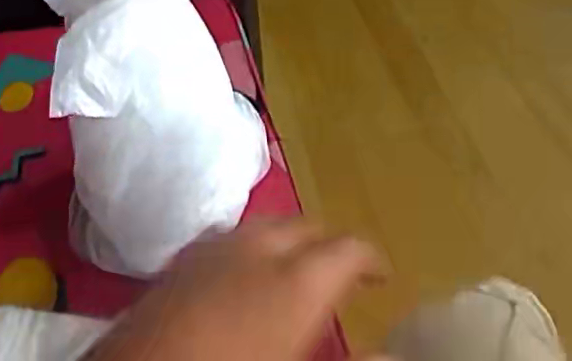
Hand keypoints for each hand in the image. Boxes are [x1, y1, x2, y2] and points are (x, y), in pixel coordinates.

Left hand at [85, 218, 384, 360]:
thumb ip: (347, 360)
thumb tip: (390, 352)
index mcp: (294, 282)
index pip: (345, 250)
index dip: (368, 258)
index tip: (382, 274)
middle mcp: (255, 249)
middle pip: (302, 227)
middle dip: (327, 242)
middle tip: (345, 269)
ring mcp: (213, 247)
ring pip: (263, 224)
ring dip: (287, 238)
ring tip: (300, 265)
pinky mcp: (181, 258)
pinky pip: (229, 235)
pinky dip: (251, 243)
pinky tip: (247, 269)